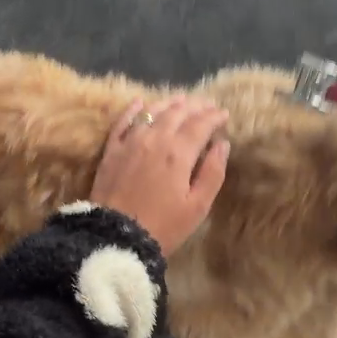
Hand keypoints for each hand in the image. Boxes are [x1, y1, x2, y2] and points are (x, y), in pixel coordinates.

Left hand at [90, 96, 230, 253]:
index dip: (214, 116)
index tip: (224, 114)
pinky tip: (140, 102)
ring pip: (152, 112)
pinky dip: (133, 109)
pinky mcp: (112, 150)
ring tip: (181, 100)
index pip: (201, 124)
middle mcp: (155, 138)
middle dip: (195, 106)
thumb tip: (222, 144)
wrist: (116, 237)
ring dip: (169, 103)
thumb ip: (213, 172)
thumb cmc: (163, 226)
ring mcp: (130, 142)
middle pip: (178, 113)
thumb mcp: (198, 206)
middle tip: (206, 105)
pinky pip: (123, 121)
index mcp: (179, 152)